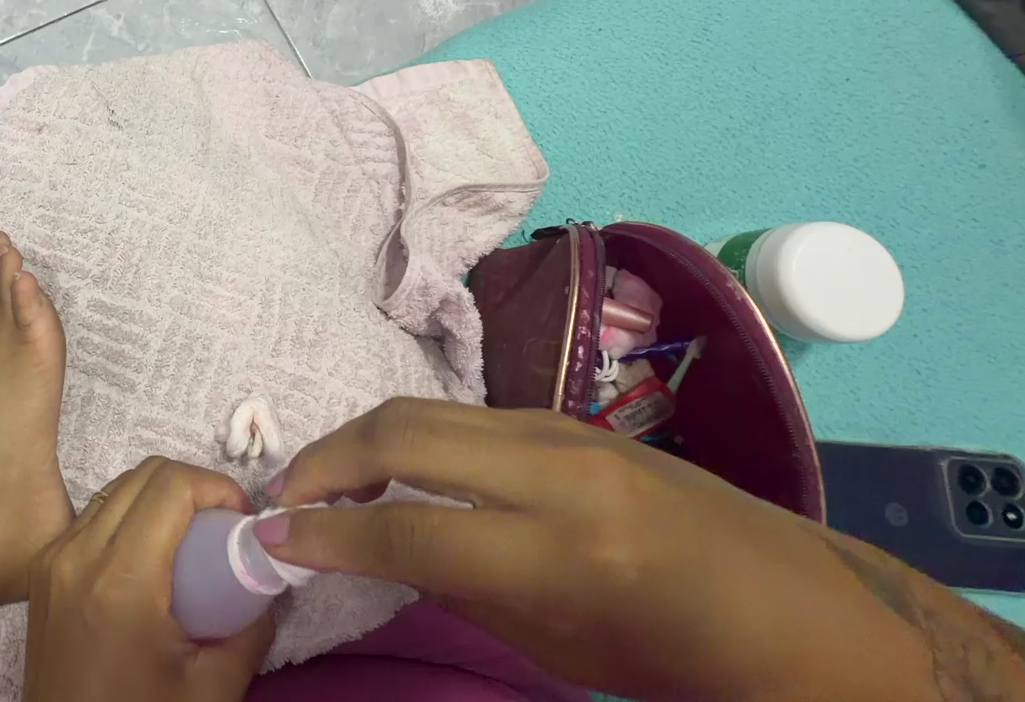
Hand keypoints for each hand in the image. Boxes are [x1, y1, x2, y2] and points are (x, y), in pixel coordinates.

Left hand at [0, 232, 73, 609]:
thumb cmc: (1, 544)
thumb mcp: (59, 529)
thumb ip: (99, 508)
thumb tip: (136, 497)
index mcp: (28, 413)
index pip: (33, 348)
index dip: (28, 307)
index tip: (19, 268)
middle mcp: (0, 389)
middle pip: (2, 319)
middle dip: (0, 276)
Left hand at [26, 457, 274, 701]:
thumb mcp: (211, 689)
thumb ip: (250, 629)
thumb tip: (268, 580)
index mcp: (121, 580)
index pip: (171, 486)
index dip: (215, 485)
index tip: (242, 516)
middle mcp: (79, 553)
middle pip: (144, 474)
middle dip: (193, 484)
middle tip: (223, 522)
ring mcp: (54, 555)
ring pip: (117, 487)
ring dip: (160, 494)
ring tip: (192, 532)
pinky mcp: (42, 564)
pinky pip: (94, 513)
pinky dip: (129, 512)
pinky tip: (152, 548)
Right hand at [256, 398, 1024, 701]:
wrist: (795, 605)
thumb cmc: (677, 657)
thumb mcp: (555, 647)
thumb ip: (451, 584)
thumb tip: (367, 544)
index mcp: (566, 553)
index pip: (408, 530)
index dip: (325, 535)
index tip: (272, 538)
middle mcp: (556, 470)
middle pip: (399, 434)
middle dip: (323, 460)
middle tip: (284, 495)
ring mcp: (557, 427)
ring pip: (418, 409)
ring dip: (353, 439)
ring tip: (320, 477)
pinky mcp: (555, 412)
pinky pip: (452, 414)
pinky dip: (399, 435)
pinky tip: (383, 464)